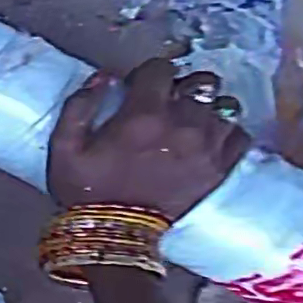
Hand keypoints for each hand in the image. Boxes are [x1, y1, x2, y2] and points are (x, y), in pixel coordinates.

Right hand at [47, 57, 250, 218]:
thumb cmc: (85, 189)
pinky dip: (225, 132)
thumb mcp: (63, 148)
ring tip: (188, 122)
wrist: (115, 233)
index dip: (147, 74)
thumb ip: (78, 107)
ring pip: (225, 104)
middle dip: (183, 86)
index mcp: (142, 114)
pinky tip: (205, 140)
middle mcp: (183, 122)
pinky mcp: (222, 167)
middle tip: (166, 104)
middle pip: (202, 81)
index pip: (160, 68)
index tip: (136, 89)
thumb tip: (104, 77)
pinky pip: (239, 134)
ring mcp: (208, 145)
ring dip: (207, 108)